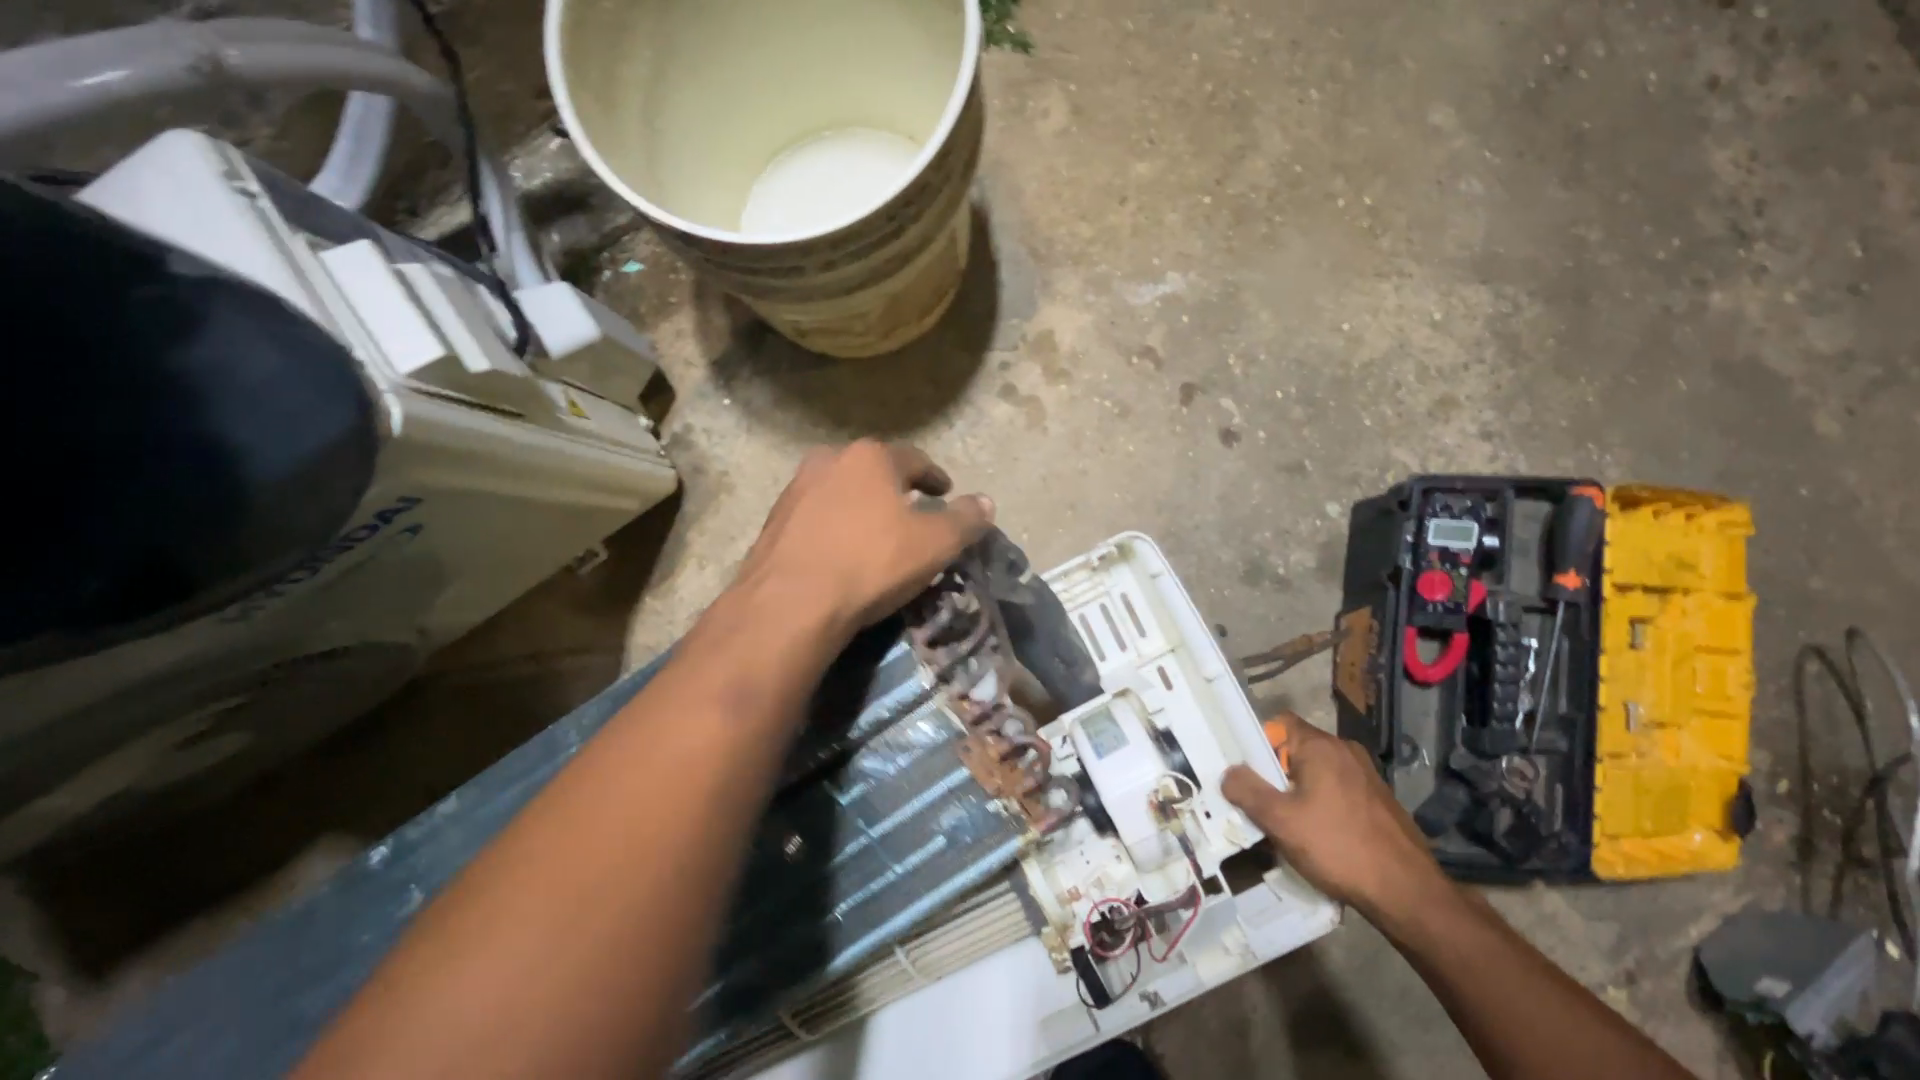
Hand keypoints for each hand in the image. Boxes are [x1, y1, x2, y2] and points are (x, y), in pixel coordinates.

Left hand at [732, 440, 994, 640]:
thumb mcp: (934, 545)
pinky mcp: (772, 523)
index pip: (914, 459)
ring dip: (859, 506)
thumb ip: (964, 520)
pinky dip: (833, 528)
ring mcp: (795, 490)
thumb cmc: (871, 564)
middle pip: (871, 470)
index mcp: (870, 457)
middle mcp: (829, 461)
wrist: (791, 603)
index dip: (934, 476)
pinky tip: (840, 552)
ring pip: (839, 492)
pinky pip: (815, 519)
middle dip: (893, 488)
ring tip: (874, 532)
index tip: (945, 491)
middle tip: (910, 509)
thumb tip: (984, 502)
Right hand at [1221, 712, 1443, 918]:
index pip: (1279, 723)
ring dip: (1297, 793)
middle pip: (1297, 750)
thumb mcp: (1280, 821)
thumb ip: (1247, 791)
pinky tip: (1318, 837)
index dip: (1257, 744)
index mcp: (1321, 746)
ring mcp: (1366, 775)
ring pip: (1317, 773)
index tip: (1245, 775)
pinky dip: (1321, 805)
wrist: (1405, 890)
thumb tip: (1229, 773)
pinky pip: (1337, 791)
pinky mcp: (1378, 799)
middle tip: (1259, 805)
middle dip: (1274, 774)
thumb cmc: (1338, 847)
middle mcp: (1346, 751)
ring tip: (1286, 826)